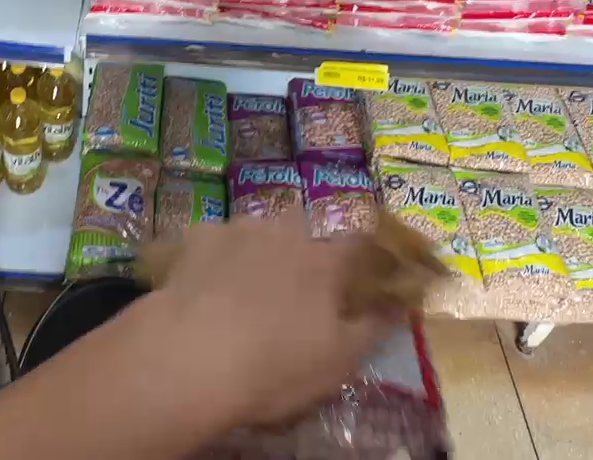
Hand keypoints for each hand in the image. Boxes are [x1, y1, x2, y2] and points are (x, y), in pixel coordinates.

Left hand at [120, 216, 399, 432]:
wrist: (194, 351)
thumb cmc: (275, 364)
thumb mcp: (338, 362)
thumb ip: (372, 328)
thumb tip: (398, 305)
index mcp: (324, 261)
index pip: (358, 243)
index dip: (365, 255)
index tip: (364, 270)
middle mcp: (285, 232)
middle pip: (304, 229)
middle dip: (304, 249)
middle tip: (295, 286)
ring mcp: (239, 229)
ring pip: (259, 230)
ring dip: (260, 249)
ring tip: (247, 287)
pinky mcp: (199, 235)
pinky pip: (217, 240)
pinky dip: (218, 256)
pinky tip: (208, 283)